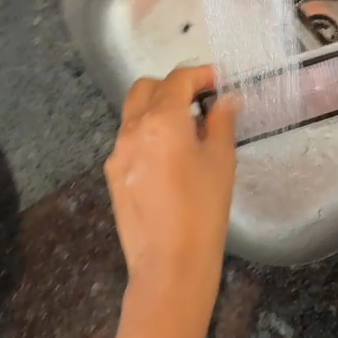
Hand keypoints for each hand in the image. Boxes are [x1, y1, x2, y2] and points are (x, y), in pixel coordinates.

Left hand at [104, 65, 236, 298]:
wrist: (170, 263)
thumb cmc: (203, 209)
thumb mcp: (221, 160)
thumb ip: (221, 122)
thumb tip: (224, 99)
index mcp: (162, 119)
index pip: (178, 79)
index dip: (201, 74)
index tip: (219, 80)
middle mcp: (133, 128)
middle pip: (147, 87)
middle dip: (173, 86)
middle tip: (201, 100)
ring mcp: (118, 152)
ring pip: (134, 113)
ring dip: (159, 109)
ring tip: (188, 130)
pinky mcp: (113, 174)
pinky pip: (130, 140)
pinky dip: (148, 134)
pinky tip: (170, 158)